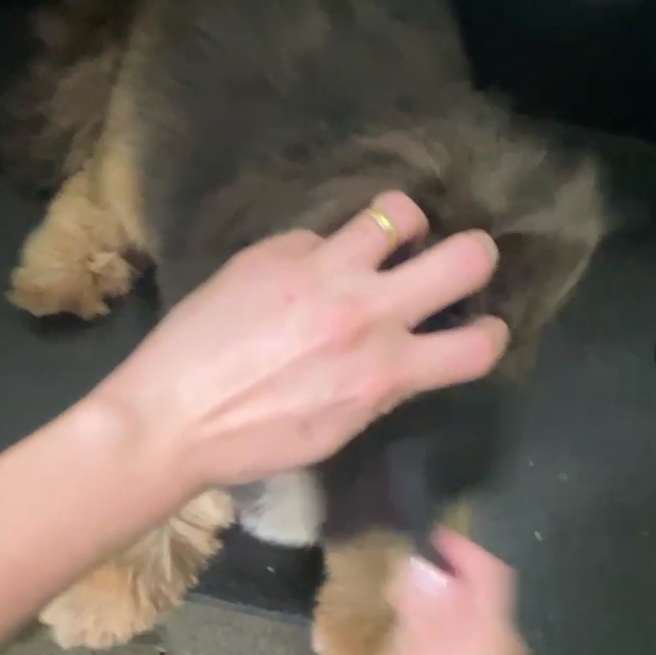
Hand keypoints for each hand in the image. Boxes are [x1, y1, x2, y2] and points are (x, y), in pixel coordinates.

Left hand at [90, 191, 508, 488]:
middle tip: (450, 271)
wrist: (167, 418)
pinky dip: (321, 252)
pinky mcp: (275, 248)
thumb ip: (380, 391)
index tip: (476, 333)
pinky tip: (293, 278)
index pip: (479, 345)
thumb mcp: (332, 433)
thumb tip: (406, 359)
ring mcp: (320, 271)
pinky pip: (322, 232)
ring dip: (404, 228)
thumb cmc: (250, 444)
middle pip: (468, 254)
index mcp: (382, 373)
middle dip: (473, 260)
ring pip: (400, 211)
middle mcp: (364, 312)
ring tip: (382, 245)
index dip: (488, 337)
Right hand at [381, 531, 529, 654]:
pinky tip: (411, 640)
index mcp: (489, 638)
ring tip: (400, 605)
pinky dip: (444, 626)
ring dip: (440, 603)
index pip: (490, 574)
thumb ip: (414, 614)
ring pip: (472, 615)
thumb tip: (413, 570)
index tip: (430, 537)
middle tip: (402, 576)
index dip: (463, 549)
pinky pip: (469, 635)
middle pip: (479, 593)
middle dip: (444, 578)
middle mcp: (503, 645)